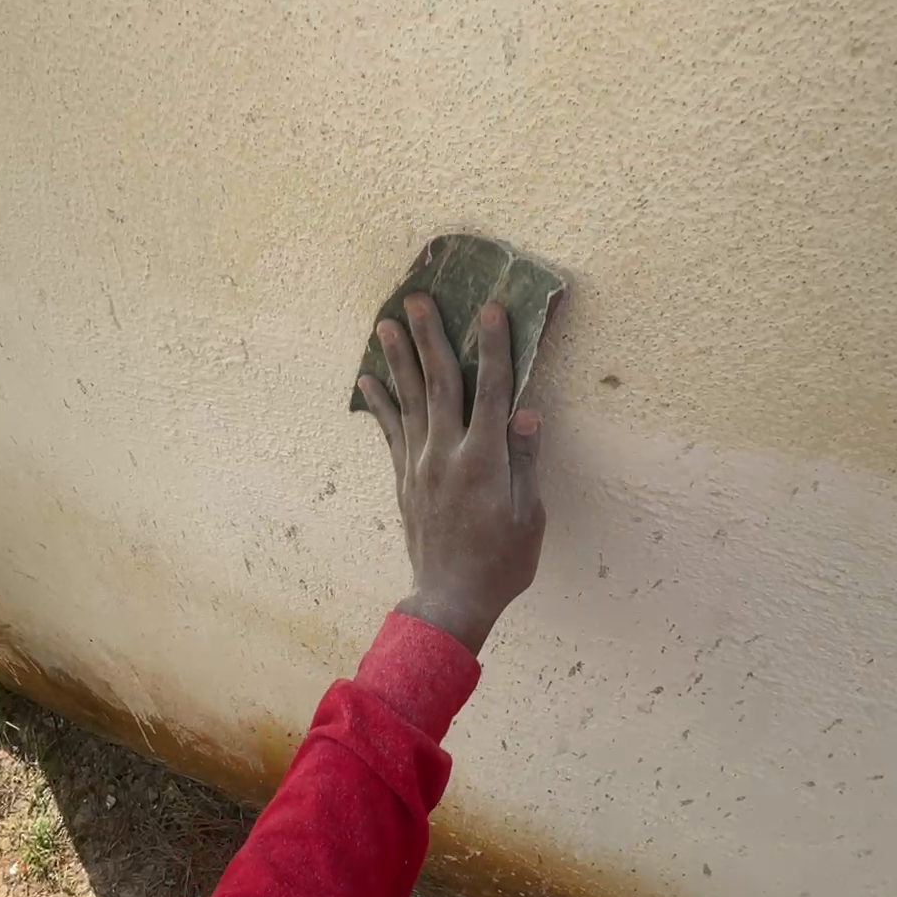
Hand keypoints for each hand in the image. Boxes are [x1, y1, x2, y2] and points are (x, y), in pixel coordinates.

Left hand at [356, 293, 545, 655]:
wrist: (450, 597)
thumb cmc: (500, 562)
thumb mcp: (528, 516)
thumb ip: (524, 462)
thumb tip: (526, 413)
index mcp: (483, 461)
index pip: (491, 391)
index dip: (493, 348)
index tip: (490, 309)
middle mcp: (446, 454)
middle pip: (439, 384)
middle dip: (430, 337)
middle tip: (417, 298)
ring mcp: (419, 465)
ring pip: (408, 401)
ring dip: (398, 359)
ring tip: (385, 324)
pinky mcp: (404, 478)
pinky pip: (389, 432)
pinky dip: (379, 403)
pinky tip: (368, 380)